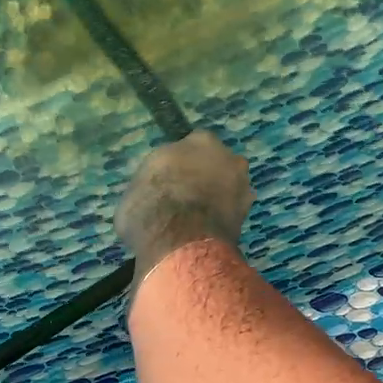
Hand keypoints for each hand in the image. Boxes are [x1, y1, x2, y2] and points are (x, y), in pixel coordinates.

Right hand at [115, 132, 253, 293]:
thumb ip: (154, 180)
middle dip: (203, 176)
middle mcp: (228, 156)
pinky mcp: (246, 215)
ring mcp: (242, 185)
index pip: (191, 145)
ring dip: (214, 198)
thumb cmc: (149, 205)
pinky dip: (219, 220)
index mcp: (200, 141)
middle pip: (216, 163)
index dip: (179, 162)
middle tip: (183, 197)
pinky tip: (202, 232)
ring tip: (193, 219)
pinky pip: (229, 213)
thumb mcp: (136, 186)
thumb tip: (153, 188)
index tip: (168, 178)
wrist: (178, 241)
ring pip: (226, 188)